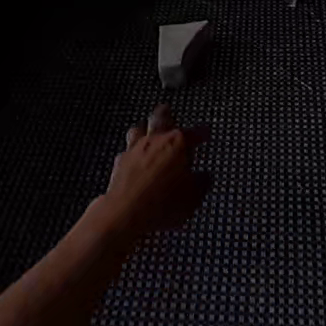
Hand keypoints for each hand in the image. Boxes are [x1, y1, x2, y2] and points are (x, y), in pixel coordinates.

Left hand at [91, 104, 211, 244]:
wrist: (125, 215)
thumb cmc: (160, 203)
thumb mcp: (193, 197)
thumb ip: (202, 183)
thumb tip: (205, 178)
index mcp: (177, 143)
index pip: (194, 132)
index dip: (202, 132)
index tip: (205, 133)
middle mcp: (155, 141)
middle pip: (161, 118)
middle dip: (167, 113)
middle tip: (168, 110)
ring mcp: (135, 150)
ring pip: (139, 129)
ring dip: (144, 129)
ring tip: (146, 128)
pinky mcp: (119, 164)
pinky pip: (126, 151)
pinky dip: (131, 153)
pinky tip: (132, 158)